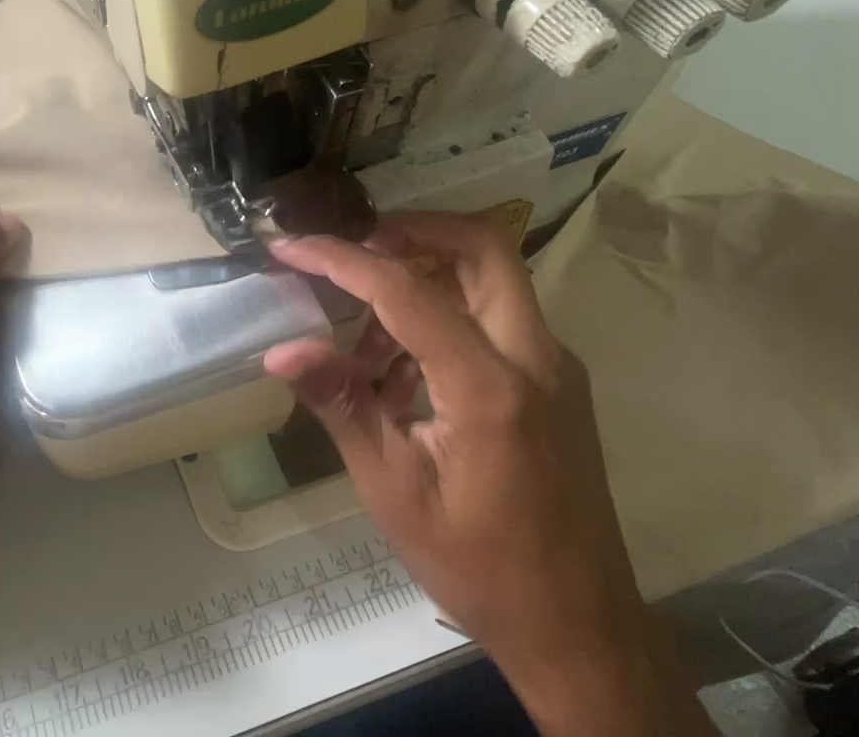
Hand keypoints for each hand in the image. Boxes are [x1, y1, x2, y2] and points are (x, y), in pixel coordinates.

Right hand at [266, 213, 707, 734]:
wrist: (578, 628)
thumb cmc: (478, 565)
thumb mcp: (395, 489)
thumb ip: (342, 404)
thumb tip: (280, 351)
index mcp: (491, 386)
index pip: (406, 292)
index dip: (341, 260)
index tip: (290, 246)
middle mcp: (536, 359)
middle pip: (482, 249)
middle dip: (412, 230)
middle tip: (353, 246)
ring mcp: (556, 370)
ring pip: (494, 280)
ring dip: (427, 279)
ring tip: (364, 339)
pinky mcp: (559, 387)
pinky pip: (500, 321)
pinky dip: (448, 317)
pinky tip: (401, 375)